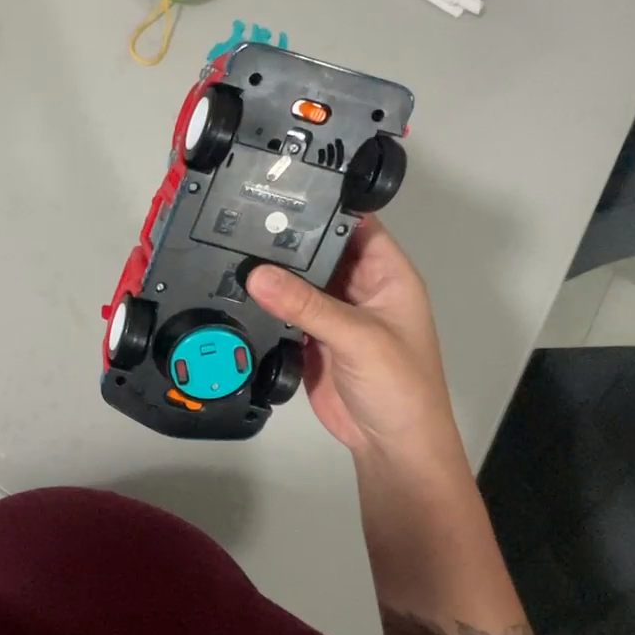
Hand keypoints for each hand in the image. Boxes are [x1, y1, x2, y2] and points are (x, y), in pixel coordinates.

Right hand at [246, 220, 462, 469]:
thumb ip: (307, 306)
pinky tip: (238, 289)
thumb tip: (259, 275)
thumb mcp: (358, 339)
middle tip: (244, 217)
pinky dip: (263, 301)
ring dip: (273, 271)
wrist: (389, 446)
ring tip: (232, 249)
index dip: (326, 204)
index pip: (356, 224)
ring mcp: (333, 312)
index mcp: (387, 275)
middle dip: (288, 236)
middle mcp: (359, 287)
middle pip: (319, 248)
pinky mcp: (309, 335)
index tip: (286, 189)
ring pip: (297, 278)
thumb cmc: (402, 389)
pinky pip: (283, 308)